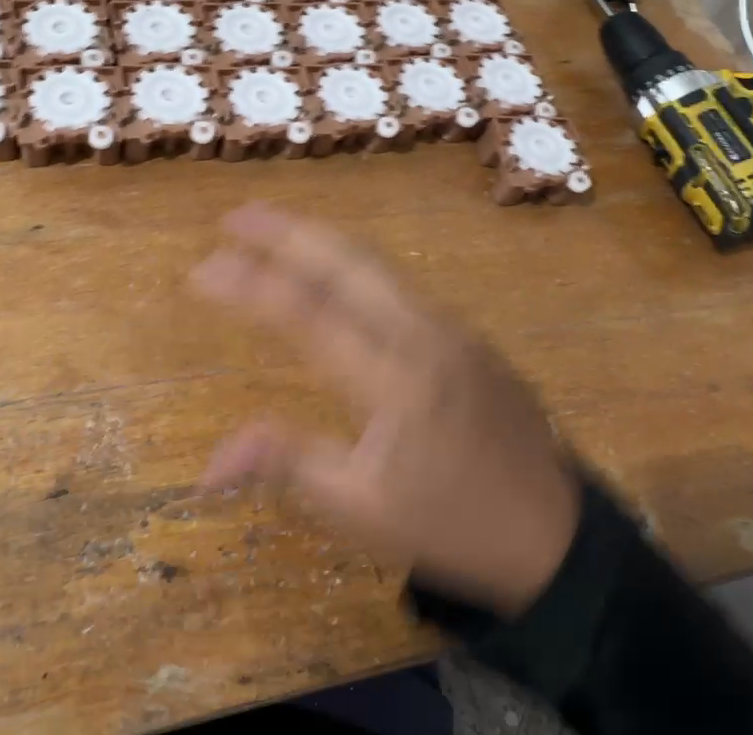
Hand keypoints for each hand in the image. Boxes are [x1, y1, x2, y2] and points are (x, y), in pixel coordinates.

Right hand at [191, 204, 582, 615]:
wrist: (553, 535)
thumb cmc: (449, 526)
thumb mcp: (360, 508)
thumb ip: (286, 464)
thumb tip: (208, 463)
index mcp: (393, 381)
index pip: (306, 317)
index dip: (249, 286)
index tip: (200, 270)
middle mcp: (424, 337)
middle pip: (348, 265)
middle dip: (287, 232)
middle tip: (235, 216)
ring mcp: (454, 331)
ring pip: (378, 268)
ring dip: (321, 242)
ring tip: (275, 229)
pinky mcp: (470, 337)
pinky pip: (402, 287)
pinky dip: (355, 268)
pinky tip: (335, 273)